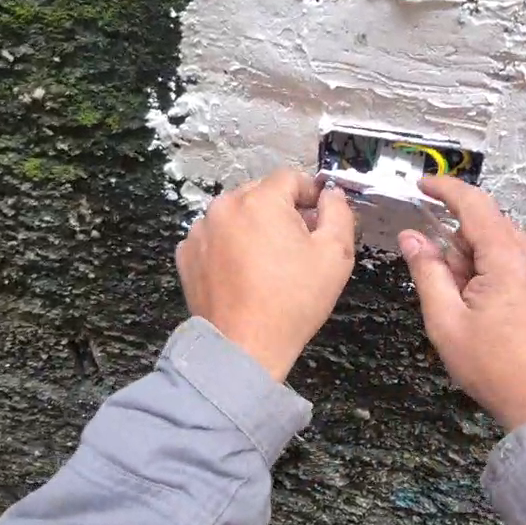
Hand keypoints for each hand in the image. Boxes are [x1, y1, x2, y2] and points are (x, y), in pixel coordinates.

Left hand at [177, 170, 356, 383]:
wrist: (244, 346)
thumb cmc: (291, 303)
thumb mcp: (335, 255)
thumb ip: (338, 213)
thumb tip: (331, 194)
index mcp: (260, 201)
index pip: (290, 177)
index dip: (310, 194)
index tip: (318, 214)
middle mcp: (224, 207)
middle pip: (260, 194)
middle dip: (281, 212)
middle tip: (296, 245)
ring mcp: (201, 230)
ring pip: (236, 215)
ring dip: (253, 228)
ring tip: (268, 263)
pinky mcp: (187, 253)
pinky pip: (215, 237)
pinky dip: (229, 247)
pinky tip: (243, 273)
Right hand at [398, 177, 525, 429]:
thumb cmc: (495, 369)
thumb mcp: (447, 322)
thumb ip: (427, 271)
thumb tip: (410, 236)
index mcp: (510, 259)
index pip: (474, 204)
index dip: (445, 189)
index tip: (422, 184)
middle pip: (487, 228)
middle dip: (461, 249)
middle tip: (451, 293)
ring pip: (505, 245)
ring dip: (481, 263)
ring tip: (476, 310)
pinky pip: (524, 261)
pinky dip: (502, 273)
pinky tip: (498, 310)